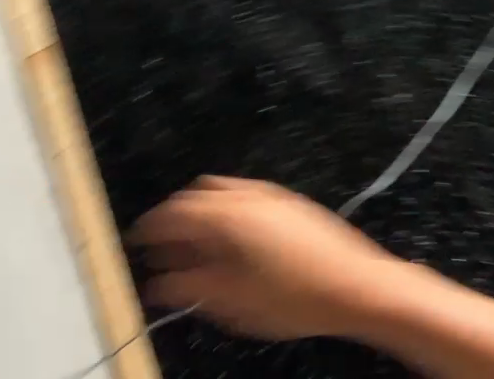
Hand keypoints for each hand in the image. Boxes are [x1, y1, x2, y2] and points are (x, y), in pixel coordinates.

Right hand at [129, 176, 414, 340]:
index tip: (137, 241)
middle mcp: (246, 195)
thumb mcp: (234, 301)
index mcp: (227, 215)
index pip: (174, 212)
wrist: (356, 284)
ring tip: (195, 247)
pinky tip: (230, 242)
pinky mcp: (287, 201)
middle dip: (175, 218)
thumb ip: (191, 287)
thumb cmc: (295, 297)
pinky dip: (225, 211)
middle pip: (196, 195)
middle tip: (164, 247)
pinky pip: (243, 195)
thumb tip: (159, 282)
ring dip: (201, 213)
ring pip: (220, 192)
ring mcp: (269, 194)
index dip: (151, 227)